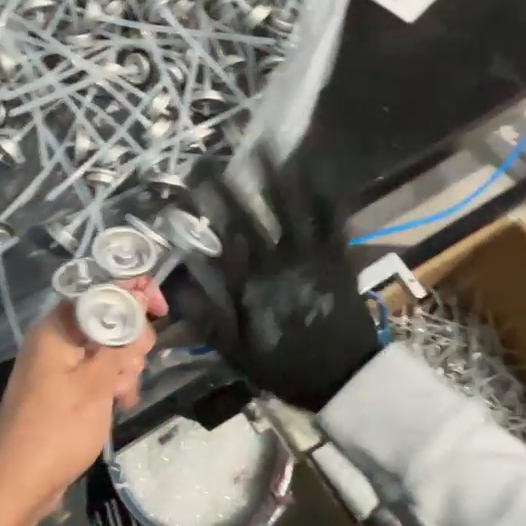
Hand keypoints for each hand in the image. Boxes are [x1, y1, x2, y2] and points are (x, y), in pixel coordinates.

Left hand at [0, 281, 165, 525]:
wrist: (18, 484)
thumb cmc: (57, 431)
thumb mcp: (96, 384)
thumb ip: (119, 337)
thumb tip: (137, 294)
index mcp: (57, 328)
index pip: (101, 288)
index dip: (134, 293)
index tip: (162, 311)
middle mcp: (56, 339)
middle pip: (109, 318)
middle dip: (131, 342)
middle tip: (128, 371)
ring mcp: (58, 364)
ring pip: (108, 348)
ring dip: (124, 369)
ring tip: (120, 397)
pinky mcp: (62, 387)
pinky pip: (96, 372)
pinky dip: (111, 384)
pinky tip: (119, 405)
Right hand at [164, 153, 377, 411]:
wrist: (348, 379)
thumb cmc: (289, 368)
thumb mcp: (239, 354)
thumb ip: (208, 319)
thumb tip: (177, 286)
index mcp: (256, 283)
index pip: (228, 233)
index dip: (211, 202)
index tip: (196, 177)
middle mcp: (284, 261)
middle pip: (258, 212)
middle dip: (239, 181)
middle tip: (225, 153)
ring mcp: (315, 255)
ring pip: (297, 208)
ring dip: (283, 175)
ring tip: (272, 146)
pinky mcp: (340, 257)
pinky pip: (333, 219)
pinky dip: (326, 195)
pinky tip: (321, 173)